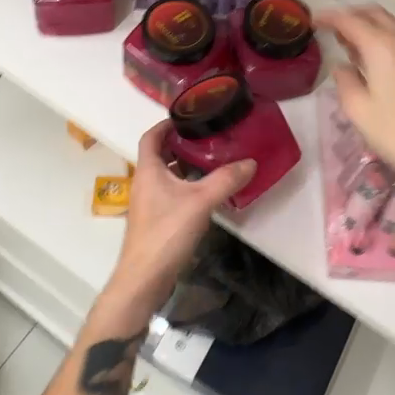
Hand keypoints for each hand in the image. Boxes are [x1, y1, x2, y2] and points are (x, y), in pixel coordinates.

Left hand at [103, 121, 254, 314]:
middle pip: (160, 155)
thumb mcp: (200, 202)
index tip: (188, 117)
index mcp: (148, 170)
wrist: (145, 277)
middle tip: (209, 139)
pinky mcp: (155, 221)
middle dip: (182, 145)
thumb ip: (225, 180)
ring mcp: (148, 203)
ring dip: (186, 168)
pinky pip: (171, 194)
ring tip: (213, 163)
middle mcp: (144, 182)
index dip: (166, 124)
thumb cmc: (166, 232)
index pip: (150, 136)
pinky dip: (186, 188)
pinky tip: (207, 195)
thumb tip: (250, 162)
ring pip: (166, 176)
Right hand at [318, 6, 394, 212]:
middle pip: (374, 14)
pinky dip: (385, 40)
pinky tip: (377, 62)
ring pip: (391, 25)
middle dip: (350, 16)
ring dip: (369, 28)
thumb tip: (342, 67)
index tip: (313, 21)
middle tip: (331, 30)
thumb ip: (344, 81)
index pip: (350, 20)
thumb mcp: (358, 110)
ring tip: (351, 47)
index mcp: (382, 47)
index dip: (329, 17)